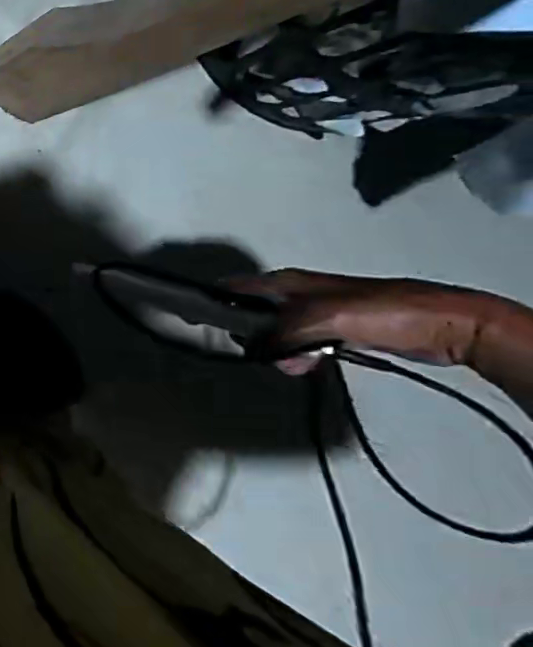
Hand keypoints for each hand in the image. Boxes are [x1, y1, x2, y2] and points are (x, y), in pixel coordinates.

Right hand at [228, 269, 486, 372]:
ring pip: (280, 331)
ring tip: (293, 365)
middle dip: (253, 335)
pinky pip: (306, 342)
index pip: (233, 287)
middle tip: (262, 355)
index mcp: (285, 282)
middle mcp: (296, 294)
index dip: (212, 301)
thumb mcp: (318, 318)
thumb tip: (254, 352)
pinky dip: (303, 354)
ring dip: (281, 349)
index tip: (197, 320)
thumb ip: (281, 334)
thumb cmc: (379, 311)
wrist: (449, 325)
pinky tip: (310, 364)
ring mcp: (319, 312)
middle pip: (255, 313)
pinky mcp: (341, 330)